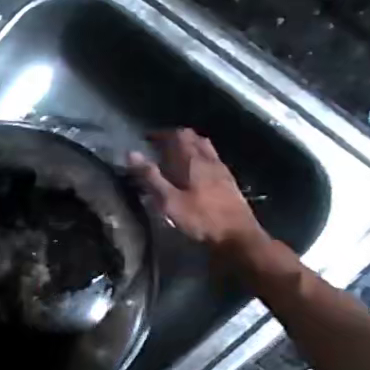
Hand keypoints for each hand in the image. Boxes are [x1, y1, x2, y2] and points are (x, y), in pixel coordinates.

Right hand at [128, 129, 266, 253]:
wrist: (238, 235)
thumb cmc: (201, 218)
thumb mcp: (169, 201)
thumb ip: (151, 177)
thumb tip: (131, 154)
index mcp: (193, 160)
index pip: (178, 135)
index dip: (162, 134)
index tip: (148, 139)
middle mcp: (209, 159)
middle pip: (194, 138)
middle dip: (177, 138)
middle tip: (162, 146)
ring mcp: (222, 170)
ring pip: (205, 148)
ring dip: (191, 146)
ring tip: (178, 157)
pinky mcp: (230, 182)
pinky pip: (213, 160)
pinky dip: (201, 159)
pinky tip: (197, 173)